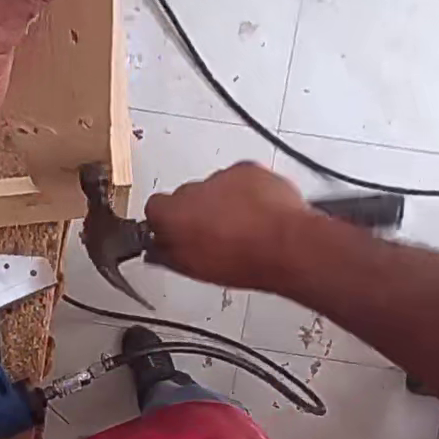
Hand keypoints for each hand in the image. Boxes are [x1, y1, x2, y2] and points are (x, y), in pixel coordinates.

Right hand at [143, 162, 320, 289]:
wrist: (284, 245)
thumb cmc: (244, 260)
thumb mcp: (194, 268)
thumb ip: (170, 254)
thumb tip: (160, 250)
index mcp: (172, 214)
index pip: (155, 209)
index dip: (167, 222)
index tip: (177, 233)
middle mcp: (193, 190)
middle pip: (187, 196)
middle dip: (198, 211)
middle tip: (215, 234)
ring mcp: (222, 177)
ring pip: (216, 187)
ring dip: (225, 201)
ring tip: (243, 227)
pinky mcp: (248, 169)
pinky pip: (242, 179)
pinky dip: (249, 192)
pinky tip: (258, 214)